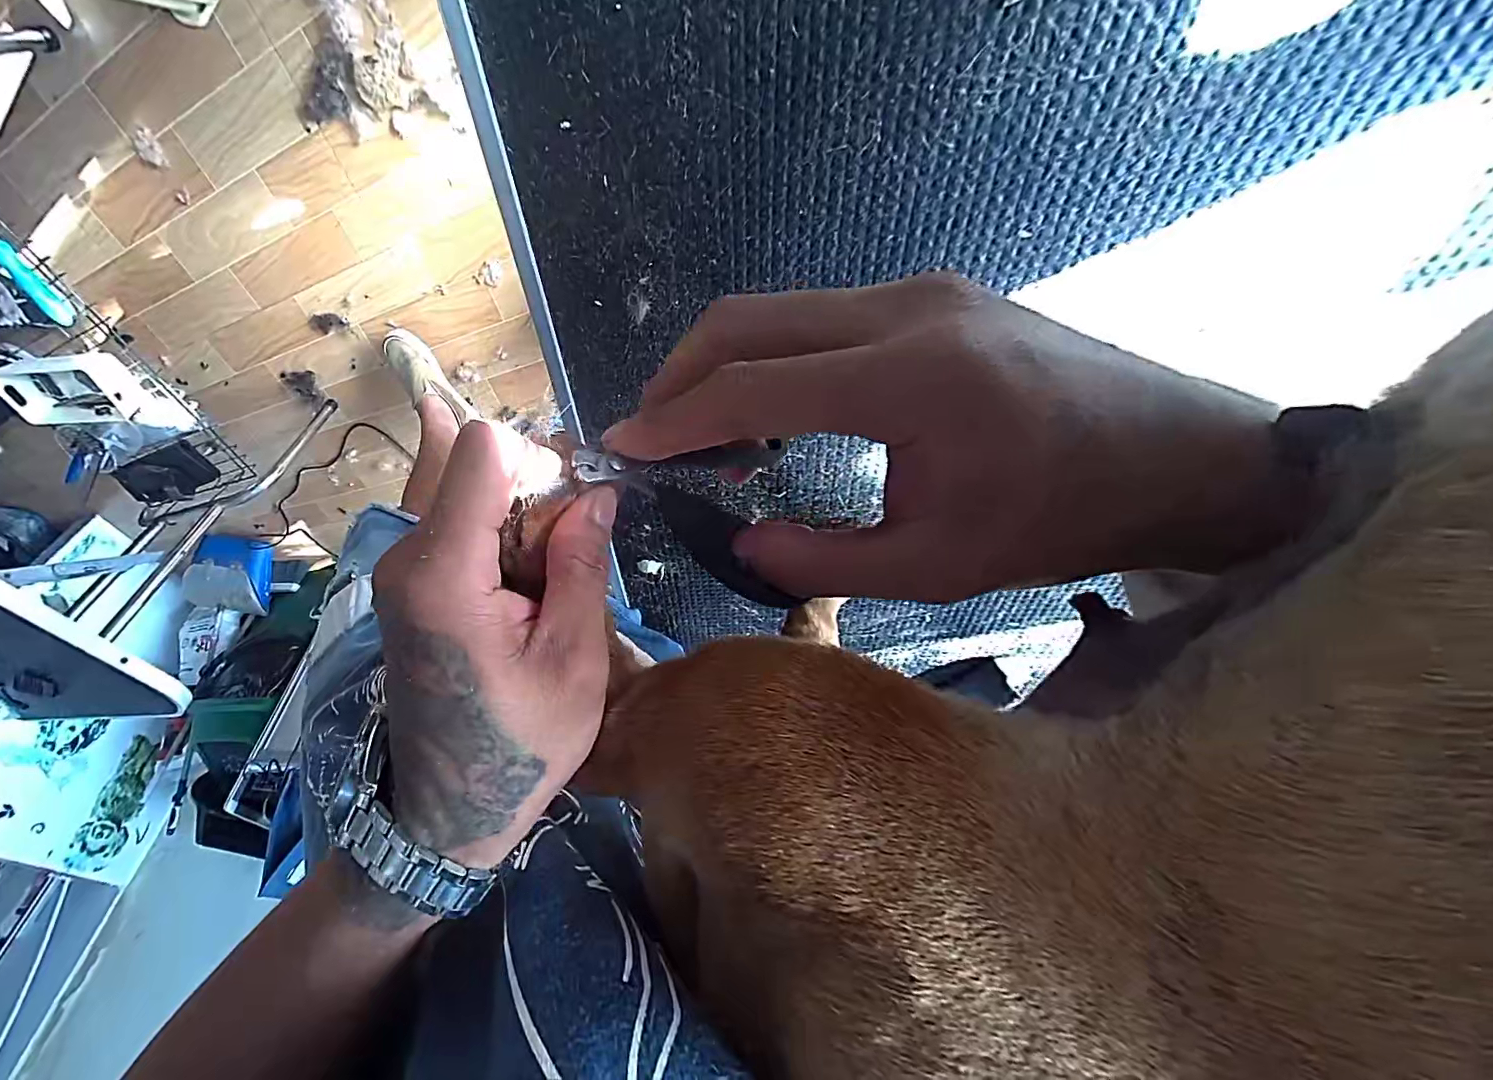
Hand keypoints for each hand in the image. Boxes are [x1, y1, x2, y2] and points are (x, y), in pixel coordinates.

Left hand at [373, 422, 618, 867]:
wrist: (447, 807)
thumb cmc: (518, 745)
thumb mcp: (571, 661)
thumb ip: (581, 565)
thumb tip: (597, 492)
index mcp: (444, 572)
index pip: (478, 448)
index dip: (535, 458)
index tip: (573, 502)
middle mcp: (406, 556)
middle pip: (466, 461)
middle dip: (526, 480)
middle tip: (572, 530)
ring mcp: (397, 568)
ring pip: (455, 486)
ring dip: (510, 505)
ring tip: (549, 557)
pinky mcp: (403, 582)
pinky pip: (447, 520)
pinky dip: (488, 525)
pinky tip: (520, 560)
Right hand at [603, 273, 1300, 602]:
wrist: (1183, 454)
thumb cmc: (1061, 519)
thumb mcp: (935, 567)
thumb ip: (819, 560)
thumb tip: (739, 541)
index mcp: (910, 381)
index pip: (752, 386)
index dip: (674, 418)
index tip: (625, 444)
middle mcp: (904, 313)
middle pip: (745, 321)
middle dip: (678, 376)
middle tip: (651, 432)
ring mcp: (917, 292)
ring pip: (773, 311)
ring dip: (718, 364)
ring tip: (701, 430)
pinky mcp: (925, 295)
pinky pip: (812, 317)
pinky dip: (764, 358)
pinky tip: (766, 408)